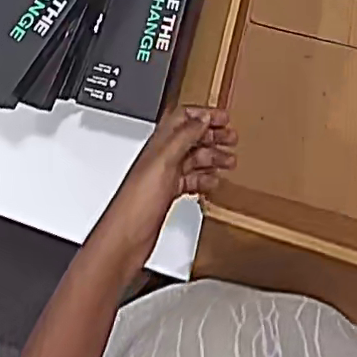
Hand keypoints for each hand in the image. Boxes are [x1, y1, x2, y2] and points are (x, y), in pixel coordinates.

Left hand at [91, 106, 236, 270]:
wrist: (124, 241)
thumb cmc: (136, 204)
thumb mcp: (164, 162)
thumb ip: (184, 137)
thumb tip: (203, 118)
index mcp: (160, 145)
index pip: (184, 117)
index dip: (204, 115)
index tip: (224, 117)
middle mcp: (163, 158)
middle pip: (192, 137)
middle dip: (214, 135)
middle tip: (232, 138)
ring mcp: (165, 177)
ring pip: (194, 159)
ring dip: (213, 157)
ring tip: (229, 160)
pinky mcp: (168, 195)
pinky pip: (191, 180)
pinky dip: (205, 179)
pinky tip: (213, 182)